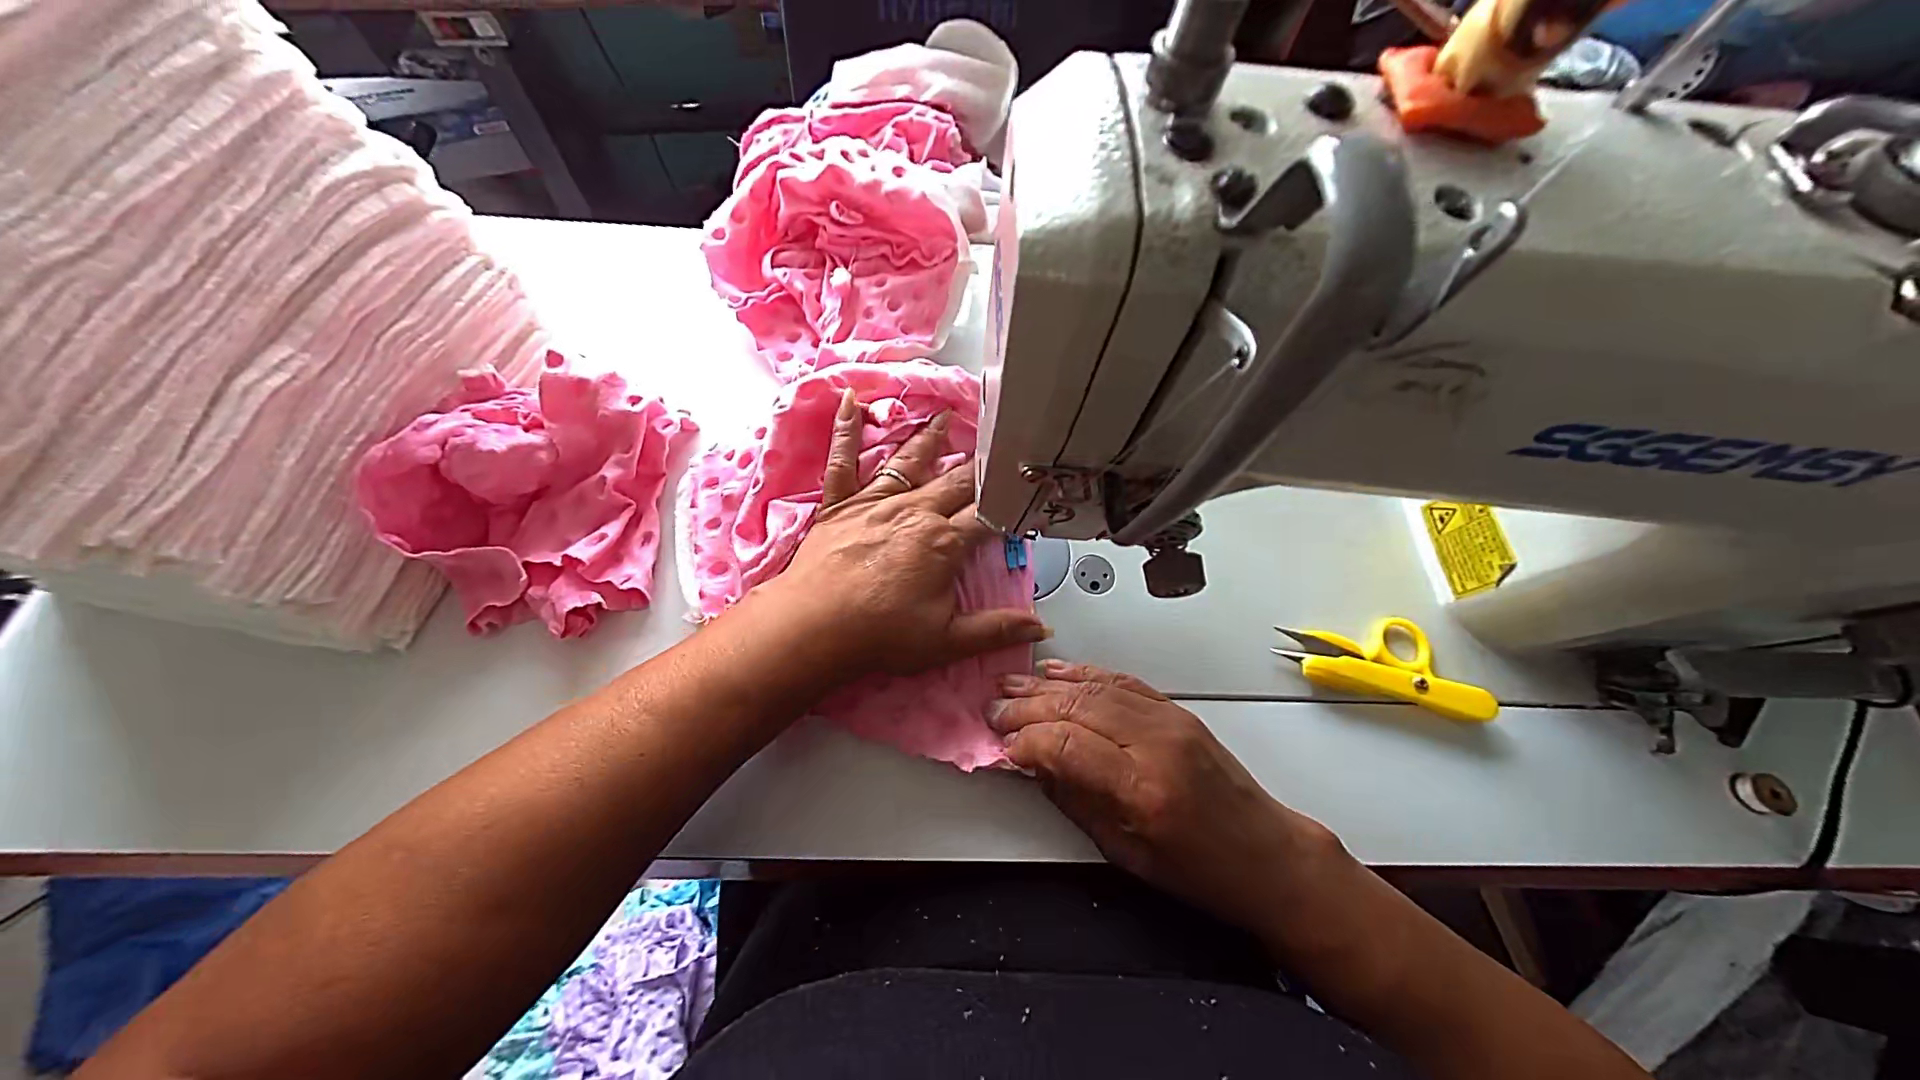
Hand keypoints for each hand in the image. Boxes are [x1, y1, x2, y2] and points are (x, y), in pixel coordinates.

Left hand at [756, 388, 1049, 681]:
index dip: (1008, 503)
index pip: (987, 514)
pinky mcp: (840, 505)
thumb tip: (1039, 628)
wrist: (813, 628)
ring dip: (930, 438)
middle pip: (955, 481)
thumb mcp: (947, 640)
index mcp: (944, 542)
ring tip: (946, 418)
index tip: (1024, 491)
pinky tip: (849, 401)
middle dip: (979, 465)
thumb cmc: (877, 635)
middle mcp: (913, 512)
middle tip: (996, 446)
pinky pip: (843, 460)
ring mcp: (875, 503)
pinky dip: (846, 430)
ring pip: (909, 461)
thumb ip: (996, 629)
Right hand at [990, 660, 1347, 940]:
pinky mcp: (1178, 712)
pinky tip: (1059, 672)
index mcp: (1143, 788)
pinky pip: (1122, 681)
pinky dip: (1085, 674)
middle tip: (995, 709)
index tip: (1003, 745)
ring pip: (1095, 687)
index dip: (1026, 740)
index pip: (1066, 744)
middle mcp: (1159, 744)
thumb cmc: (1203, 868)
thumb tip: (1034, 765)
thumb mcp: (1126, 852)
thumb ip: (1074, 800)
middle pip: (1077, 706)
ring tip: (1013, 684)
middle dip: (1028, 705)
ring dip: (1048, 684)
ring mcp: (1171, 721)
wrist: (1267, 855)